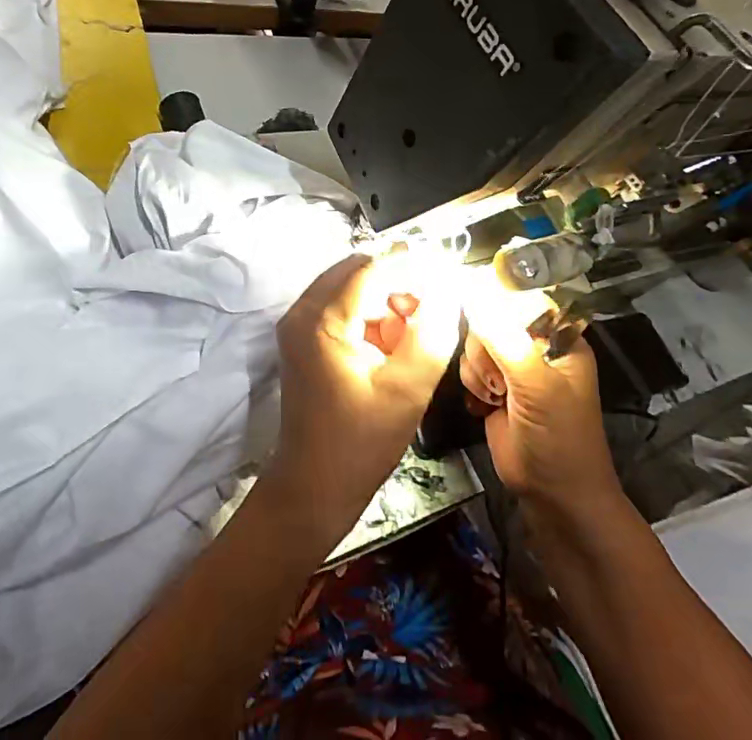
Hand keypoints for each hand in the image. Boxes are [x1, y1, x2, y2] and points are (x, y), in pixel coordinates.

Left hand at [271, 253, 459, 534]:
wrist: (315, 489)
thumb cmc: (362, 441)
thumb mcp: (410, 385)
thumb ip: (434, 329)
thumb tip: (450, 286)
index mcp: (323, 320)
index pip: (375, 265)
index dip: (416, 263)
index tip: (451, 274)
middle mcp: (303, 311)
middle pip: (362, 270)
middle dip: (402, 282)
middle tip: (434, 310)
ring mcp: (300, 325)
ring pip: (355, 287)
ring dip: (389, 300)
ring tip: (415, 336)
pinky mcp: (306, 340)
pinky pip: (346, 308)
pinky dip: (374, 317)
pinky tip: (395, 347)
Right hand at [460, 289, 621, 521]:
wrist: (553, 496)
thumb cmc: (559, 437)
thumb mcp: (536, 385)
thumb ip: (503, 338)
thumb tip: (472, 294)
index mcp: (560, 336)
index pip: (524, 297)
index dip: (499, 298)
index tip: (474, 300)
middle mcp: (536, 346)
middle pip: (492, 318)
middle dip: (488, 348)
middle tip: (501, 379)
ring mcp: (514, 368)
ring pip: (476, 344)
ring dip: (479, 371)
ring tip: (497, 397)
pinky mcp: (494, 390)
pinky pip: (469, 369)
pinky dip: (472, 386)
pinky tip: (484, 406)